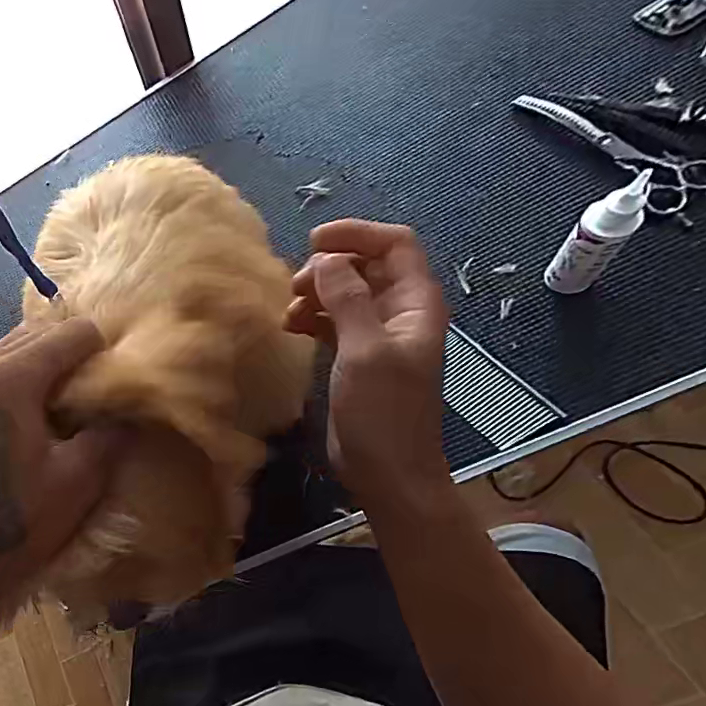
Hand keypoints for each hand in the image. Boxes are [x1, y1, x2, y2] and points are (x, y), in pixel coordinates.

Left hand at [0, 318, 126, 659]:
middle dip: (75, 354)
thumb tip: (129, 405)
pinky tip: (35, 421)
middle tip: (99, 393)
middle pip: (40, 333)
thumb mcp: (81, 479)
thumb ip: (112, 430)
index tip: (120, 380)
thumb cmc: (18, 522)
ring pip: (15, 351)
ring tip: (71, 407)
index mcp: (11, 378)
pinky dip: (21, 382)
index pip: (73, 333)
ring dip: (47, 367)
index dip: (105, 350)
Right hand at [284, 220, 451, 506]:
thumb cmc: (383, 412)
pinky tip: (291, 327)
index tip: (313, 241)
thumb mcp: (365, 351)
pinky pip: (333, 321)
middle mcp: (399, 312)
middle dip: (329, 266)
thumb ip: (347, 300)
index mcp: (416, 303)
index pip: (394, 244)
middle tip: (294, 285)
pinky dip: (312, 318)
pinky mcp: (356, 357)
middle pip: (365, 266)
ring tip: (289, 310)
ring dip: (316, 293)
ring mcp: (377, 335)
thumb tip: (325, 259)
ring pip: (345, 293)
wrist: (388, 472)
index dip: (356, 234)